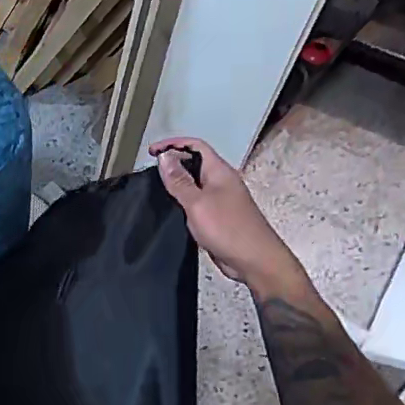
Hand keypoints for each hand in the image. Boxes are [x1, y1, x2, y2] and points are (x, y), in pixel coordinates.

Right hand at [149, 137, 301, 290]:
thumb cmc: (227, 228)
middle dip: (173, 161)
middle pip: (196, 162)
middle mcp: (221, 181)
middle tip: (150, 171)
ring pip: (195, 182)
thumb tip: (165, 157)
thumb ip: (179, 180)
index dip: (173, 143)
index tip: (151, 151)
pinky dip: (182, 199)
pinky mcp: (218, 216)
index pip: (196, 145)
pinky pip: (197, 201)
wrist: (254, 260)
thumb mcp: (197, 202)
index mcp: (219, 171)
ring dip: (177, 181)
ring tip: (155, 188)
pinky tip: (170, 209)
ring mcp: (221, 199)